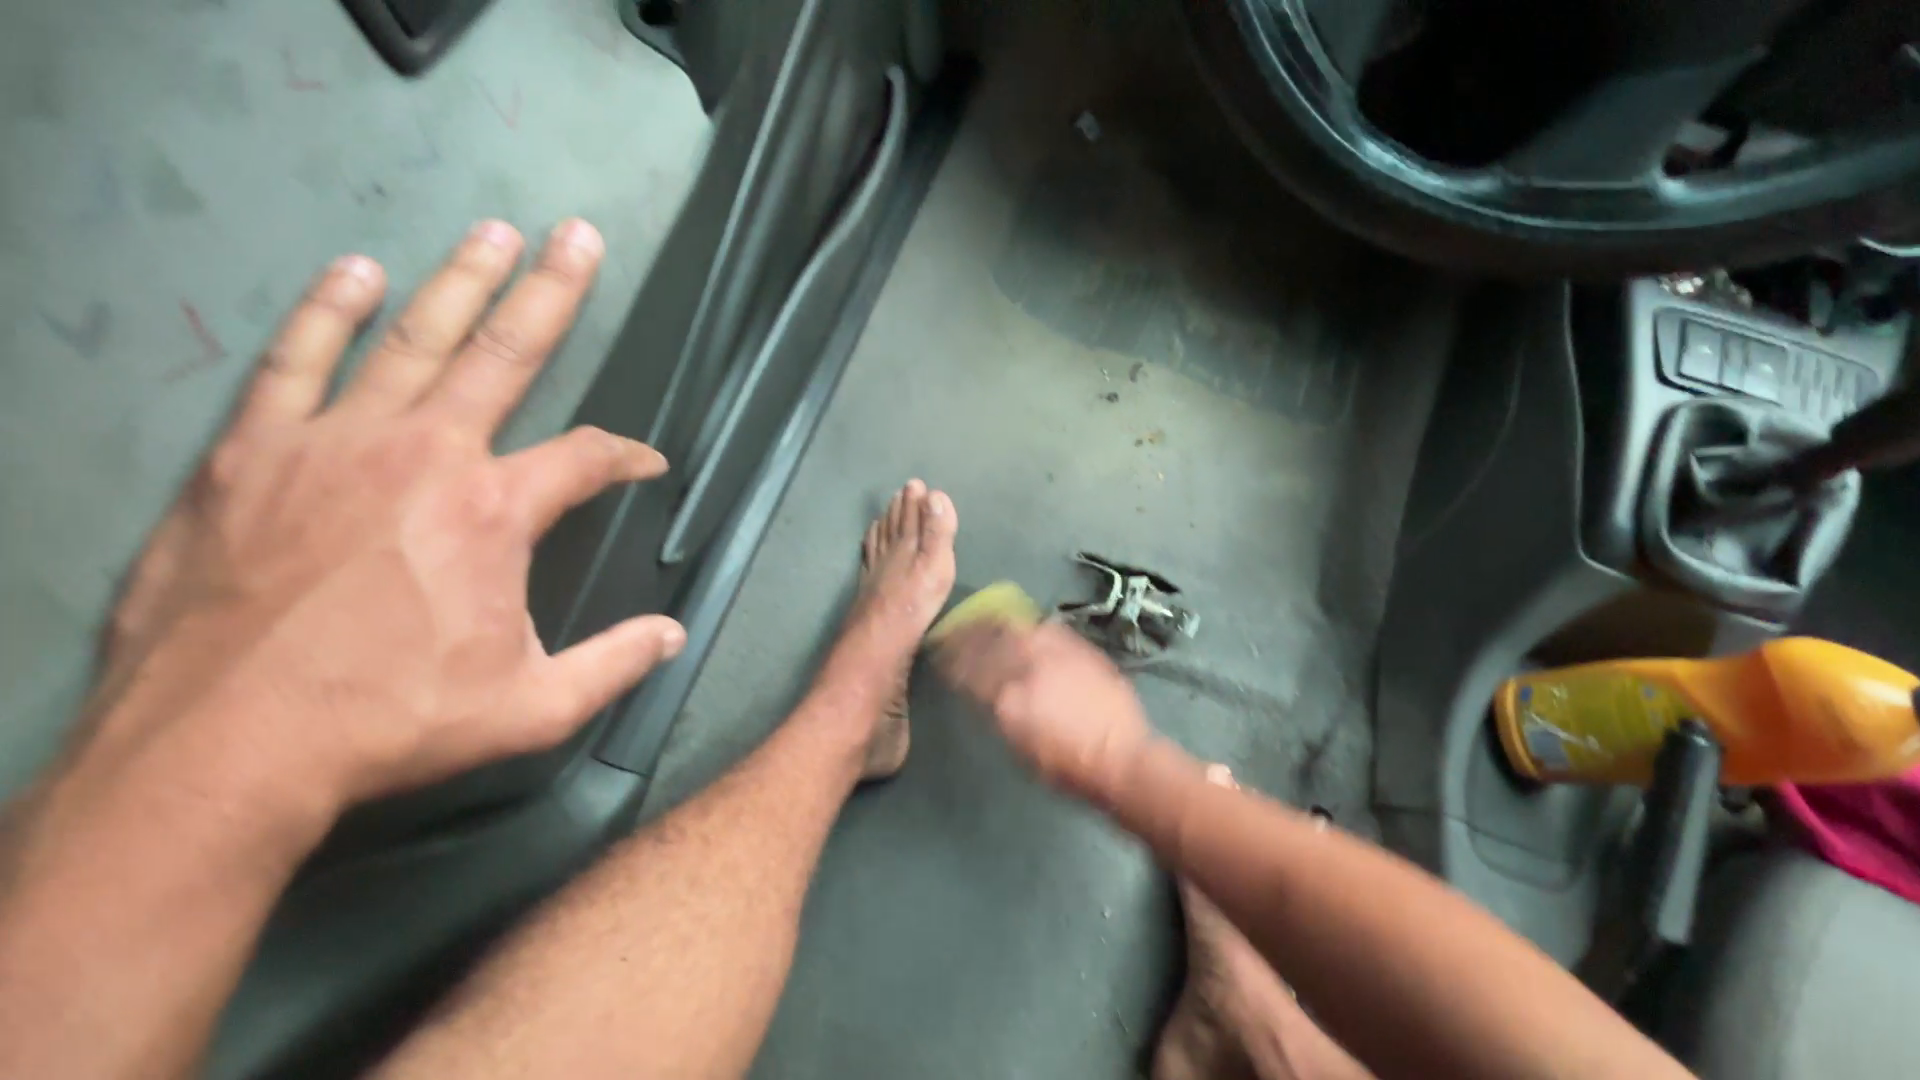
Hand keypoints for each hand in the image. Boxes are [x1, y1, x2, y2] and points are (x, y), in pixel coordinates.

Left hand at [85, 218, 684, 807]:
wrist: (224, 744)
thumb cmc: (392, 723)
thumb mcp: (532, 709)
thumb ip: (614, 664)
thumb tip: (675, 633)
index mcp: (494, 511)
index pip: (587, 458)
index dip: (627, 456)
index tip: (646, 464)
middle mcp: (425, 452)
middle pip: (506, 353)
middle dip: (553, 292)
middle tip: (580, 237)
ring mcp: (335, 441)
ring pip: (412, 338)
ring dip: (458, 280)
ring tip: (493, 230)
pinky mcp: (255, 451)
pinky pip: (297, 360)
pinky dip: (328, 312)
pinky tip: (356, 272)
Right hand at [935, 622, 1151, 800]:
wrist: (1121, 759)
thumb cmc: (1067, 768)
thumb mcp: (1020, 747)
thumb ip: (1000, 714)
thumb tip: (989, 696)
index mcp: (1008, 699)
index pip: (970, 671)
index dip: (952, 661)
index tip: (942, 654)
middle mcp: (1029, 670)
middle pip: (991, 642)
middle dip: (970, 634)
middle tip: (960, 630)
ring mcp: (1057, 656)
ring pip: (1019, 630)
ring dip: (999, 625)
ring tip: (989, 621)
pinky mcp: (1081, 651)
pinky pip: (1051, 630)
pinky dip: (1034, 627)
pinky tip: (1030, 627)